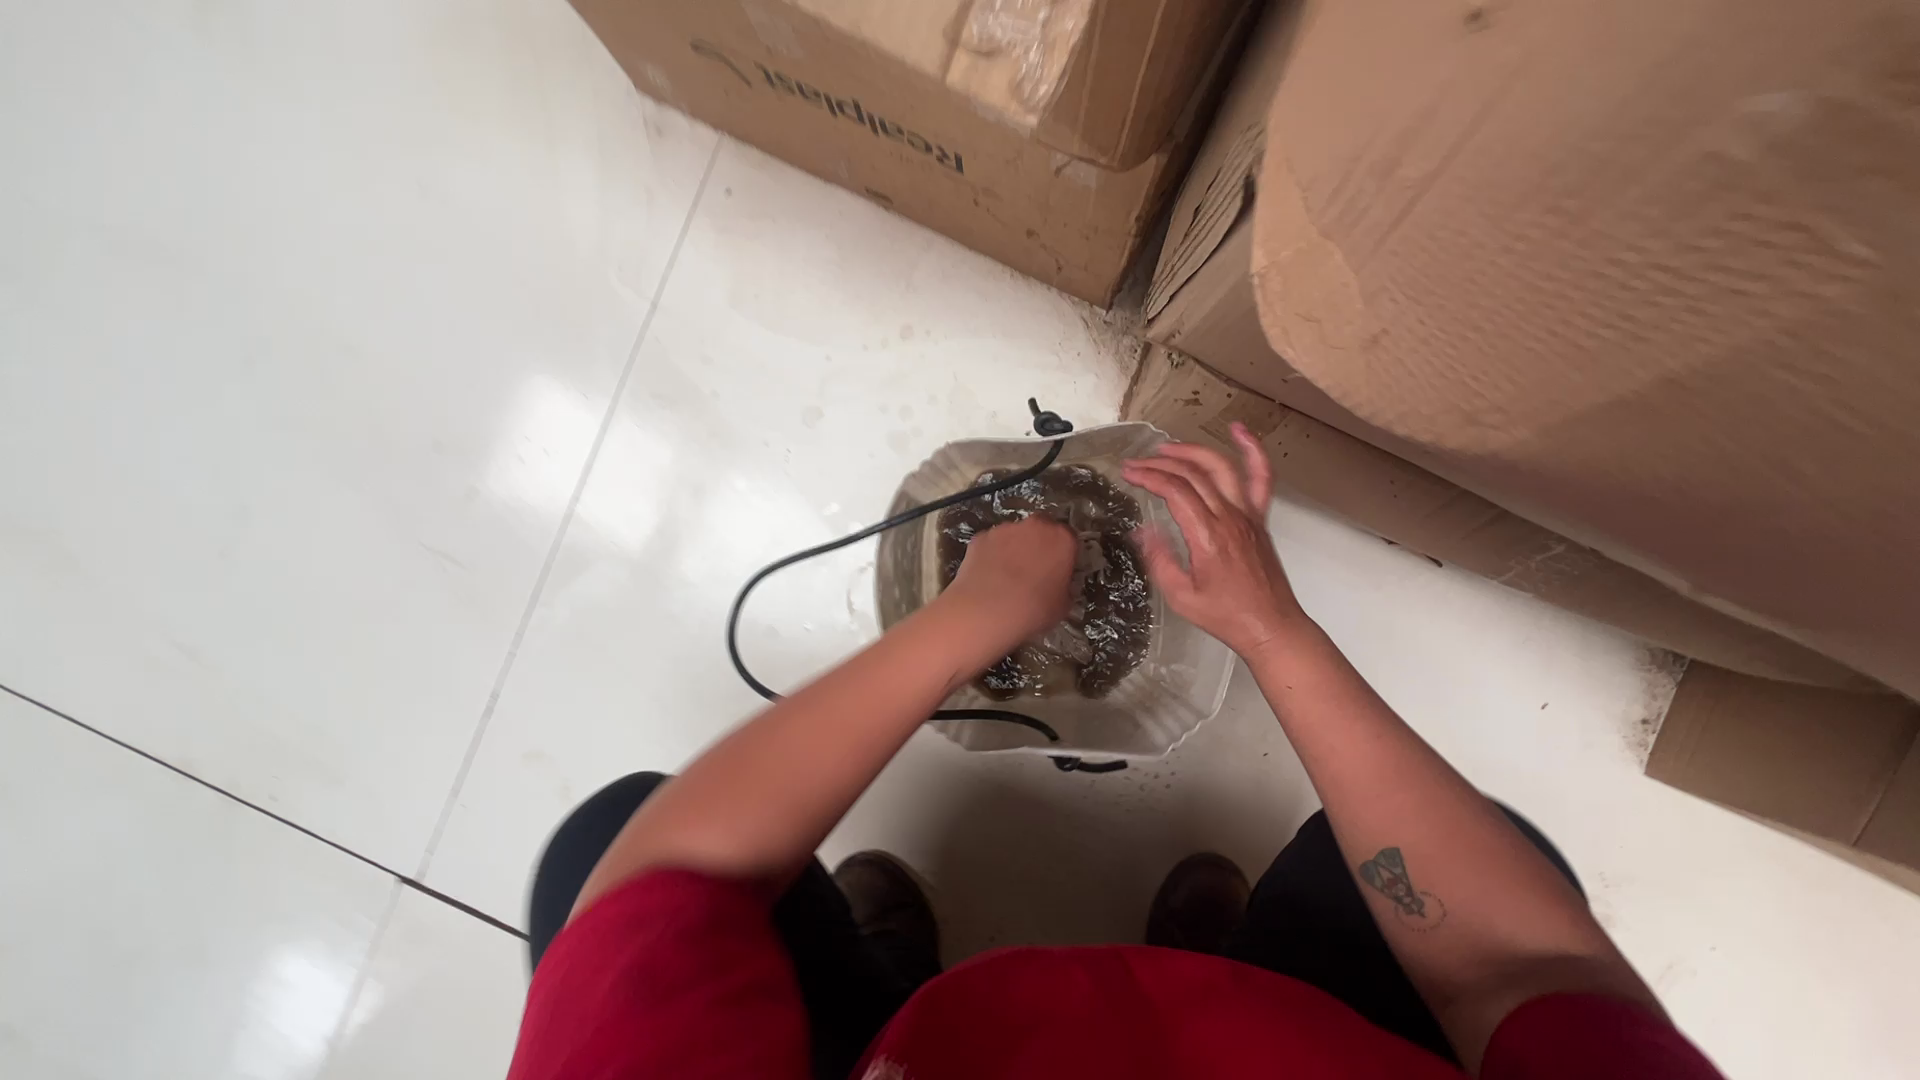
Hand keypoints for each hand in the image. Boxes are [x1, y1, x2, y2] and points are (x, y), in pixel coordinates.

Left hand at [938, 515, 1076, 655]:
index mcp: (1062, 538)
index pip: (1069, 537)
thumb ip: (1065, 586)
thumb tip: (1058, 584)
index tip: (1059, 569)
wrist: (986, 613)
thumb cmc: (1033, 610)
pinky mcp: (980, 537)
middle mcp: (1035, 526)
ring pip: (1014, 535)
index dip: (1064, 553)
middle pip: (1041, 529)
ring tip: (1006, 576)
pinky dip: (991, 555)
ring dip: (1014, 548)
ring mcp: (1004, 529)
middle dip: (1039, 544)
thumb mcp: (1063, 604)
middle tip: (1034, 570)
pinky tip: (988, 576)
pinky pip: (991, 544)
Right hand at [1122, 423, 1309, 658]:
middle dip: (1161, 462)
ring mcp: (1249, 514)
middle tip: (1137, 463)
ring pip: (1222, 467)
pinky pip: (1261, 477)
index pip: (1174, 490)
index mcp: (1208, 536)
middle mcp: (1230, 517)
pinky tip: (1239, 432)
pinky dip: (1253, 450)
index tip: (1128, 473)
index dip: (1148, 476)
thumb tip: (1141, 530)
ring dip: (1194, 451)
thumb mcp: (1180, 594)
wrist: (1270, 626)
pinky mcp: (1260, 517)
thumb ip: (1160, 559)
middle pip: (1194, 473)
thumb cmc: (1225, 615)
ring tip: (1168, 448)